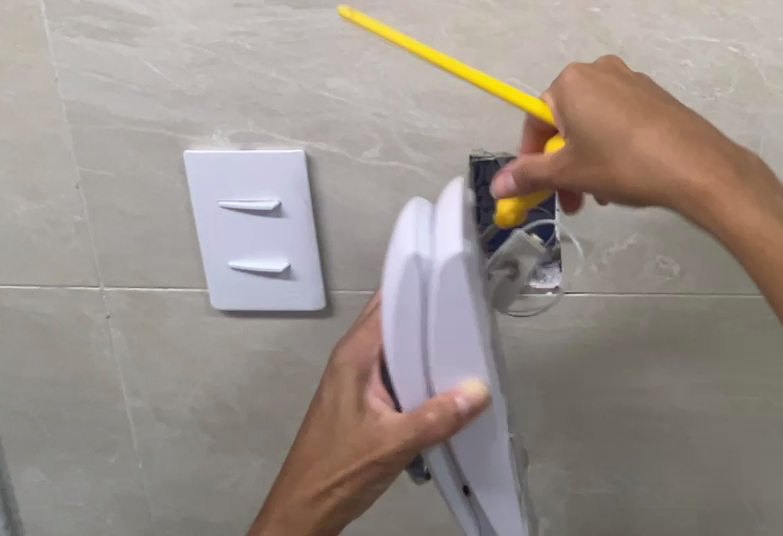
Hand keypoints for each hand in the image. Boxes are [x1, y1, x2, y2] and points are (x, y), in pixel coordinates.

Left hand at [248, 294, 488, 535]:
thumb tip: (481, 390)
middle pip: (396, 317)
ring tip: (468, 331)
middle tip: (471, 300)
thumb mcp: (392, 444)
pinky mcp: (364, 396)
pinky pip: (397, 366)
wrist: (302, 515)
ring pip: (398, 343)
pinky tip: (448, 373)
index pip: (390, 300)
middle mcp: (355, 355)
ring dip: (427, 338)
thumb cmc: (337, 471)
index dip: (420, 282)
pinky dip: (421, 364)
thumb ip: (437, 418)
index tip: (454, 271)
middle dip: (429, 308)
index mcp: (355, 353)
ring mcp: (358, 376)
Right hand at [490, 55, 777, 229]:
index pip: (536, 118)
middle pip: (566, 121)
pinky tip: (627, 176)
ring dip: (589, 159)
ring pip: (594, 123)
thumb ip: (530, 175)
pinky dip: (614, 146)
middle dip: (564, 163)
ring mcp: (631, 80)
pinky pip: (621, 119)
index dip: (531, 158)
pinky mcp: (655, 95)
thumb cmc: (623, 163)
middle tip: (572, 201)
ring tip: (603, 194)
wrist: (695, 165)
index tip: (539, 190)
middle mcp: (599, 70)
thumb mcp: (570, 173)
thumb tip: (496, 185)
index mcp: (571, 82)